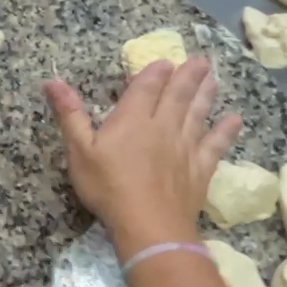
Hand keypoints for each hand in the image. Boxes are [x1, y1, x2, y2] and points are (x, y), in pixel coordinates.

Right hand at [42, 57, 242, 259]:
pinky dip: (225, 131)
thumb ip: (69, 114)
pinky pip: (215, 145)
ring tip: (214, 79)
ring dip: (206, 95)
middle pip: (177, 97)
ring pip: (198, 115)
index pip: (146, 90)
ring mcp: (185, 149)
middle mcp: (163, 128)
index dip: (154, 74)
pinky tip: (234, 120)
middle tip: (201, 60)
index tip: (166, 60)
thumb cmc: (107, 185)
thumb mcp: (78, 149)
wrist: (150, 226)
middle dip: (187, 77)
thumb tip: (52, 81)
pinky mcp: (199, 170)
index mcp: (132, 121)